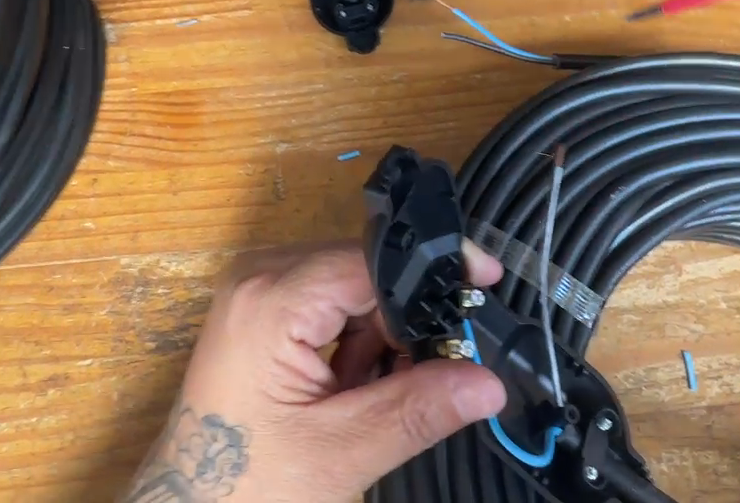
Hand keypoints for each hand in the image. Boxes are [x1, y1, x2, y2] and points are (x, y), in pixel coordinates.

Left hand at [120, 241, 506, 502]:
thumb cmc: (250, 486)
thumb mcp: (341, 452)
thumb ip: (417, 408)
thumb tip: (489, 382)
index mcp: (273, 298)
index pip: (369, 259)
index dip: (430, 267)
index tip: (483, 281)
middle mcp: (260, 274)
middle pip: (361, 268)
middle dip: (400, 317)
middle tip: (424, 372)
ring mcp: (256, 286)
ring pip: (348, 283)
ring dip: (375, 332)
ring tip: (363, 393)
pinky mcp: (259, 304)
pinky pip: (325, 298)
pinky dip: (350, 336)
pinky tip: (345, 383)